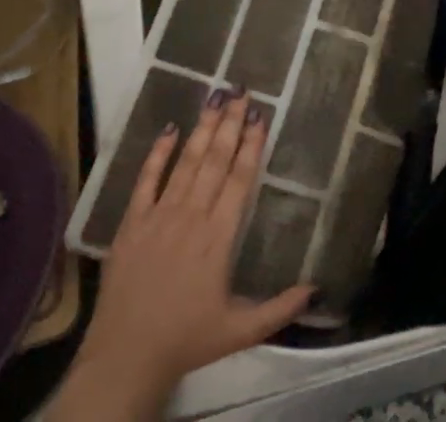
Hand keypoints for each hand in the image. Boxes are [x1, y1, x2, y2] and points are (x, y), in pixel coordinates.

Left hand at [76, 90, 312, 392]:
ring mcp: (158, 217)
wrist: (127, 353)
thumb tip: (318, 288)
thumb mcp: (242, 330)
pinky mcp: (131, 223)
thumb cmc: (187, 339)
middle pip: (214, 162)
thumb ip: (282, 308)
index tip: (260, 118)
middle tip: (241, 92)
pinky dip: (157, 154)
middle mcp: (191, 217)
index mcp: (219, 238)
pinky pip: (145, 181)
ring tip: (214, 99)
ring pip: (184, 164)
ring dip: (201, 130)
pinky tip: (168, 129)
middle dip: (230, 125)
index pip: (239, 182)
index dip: (251, 147)